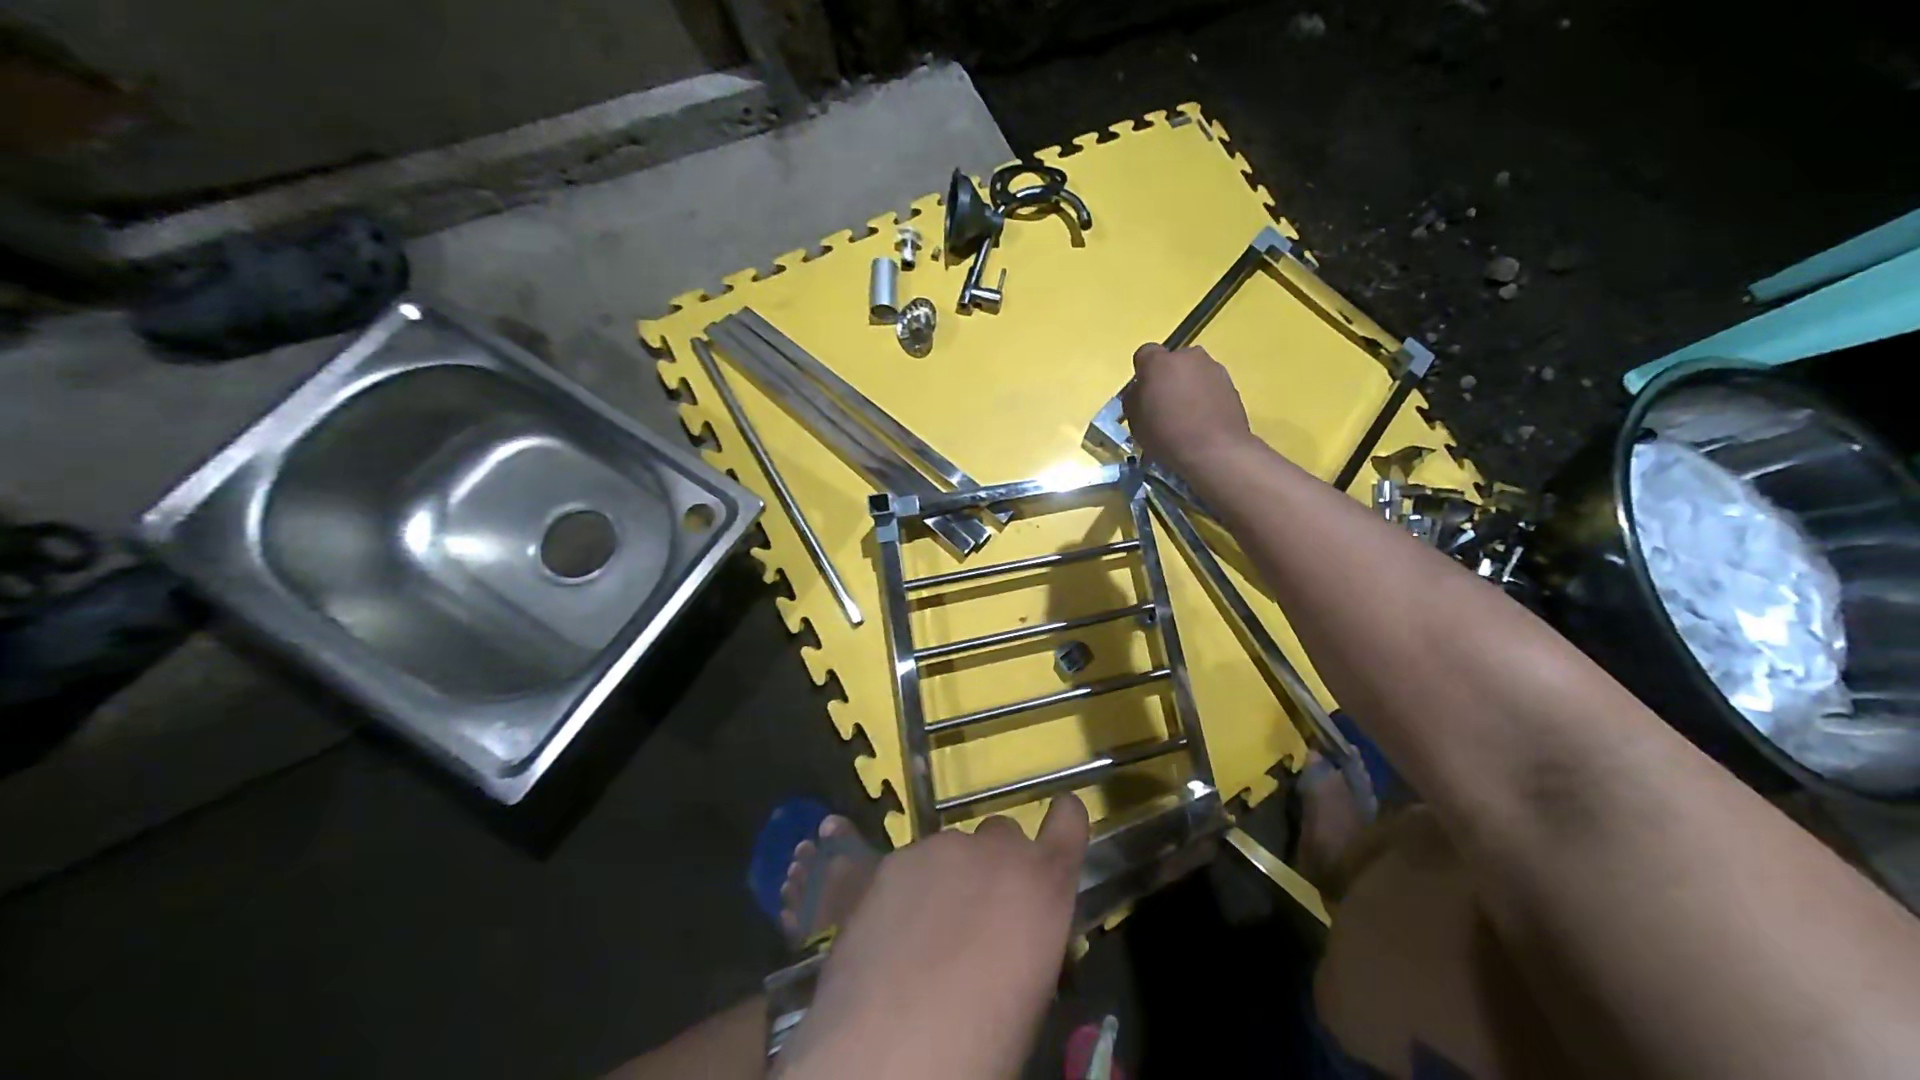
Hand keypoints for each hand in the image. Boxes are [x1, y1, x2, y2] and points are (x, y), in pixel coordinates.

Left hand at [779, 796, 1089, 1079]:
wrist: (892, 1049)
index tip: (1061, 813)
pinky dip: (905, 888)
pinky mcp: (889, 861)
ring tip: (924, 932)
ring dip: (946, 878)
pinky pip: (908, 865)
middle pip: (1001, 835)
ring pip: (950, 850)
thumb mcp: (1032, 988)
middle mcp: (993, 852)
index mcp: (1044, 884)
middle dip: (994, 863)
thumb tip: (1018, 933)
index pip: (1068, 823)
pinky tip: (887, 929)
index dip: (1064, 818)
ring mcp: (937, 849)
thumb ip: (1031, 934)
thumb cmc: (983, 1039)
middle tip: (977, 912)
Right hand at [1123, 343, 1255, 474]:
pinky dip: (1206, 398)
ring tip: (1187, 416)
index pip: (1145, 354)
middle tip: (1165, 405)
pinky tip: (1203, 421)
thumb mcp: (1135, 421)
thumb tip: (1141, 392)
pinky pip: (1211, 386)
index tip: (1144, 392)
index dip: (1143, 372)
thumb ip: (1135, 398)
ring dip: (1189, 387)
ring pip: (1195, 372)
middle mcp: (1188, 356)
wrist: (1215, 450)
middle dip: (1169, 377)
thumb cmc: (1166, 434)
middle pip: (1174, 361)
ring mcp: (1213, 368)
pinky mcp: (1232, 384)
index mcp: (1159, 362)